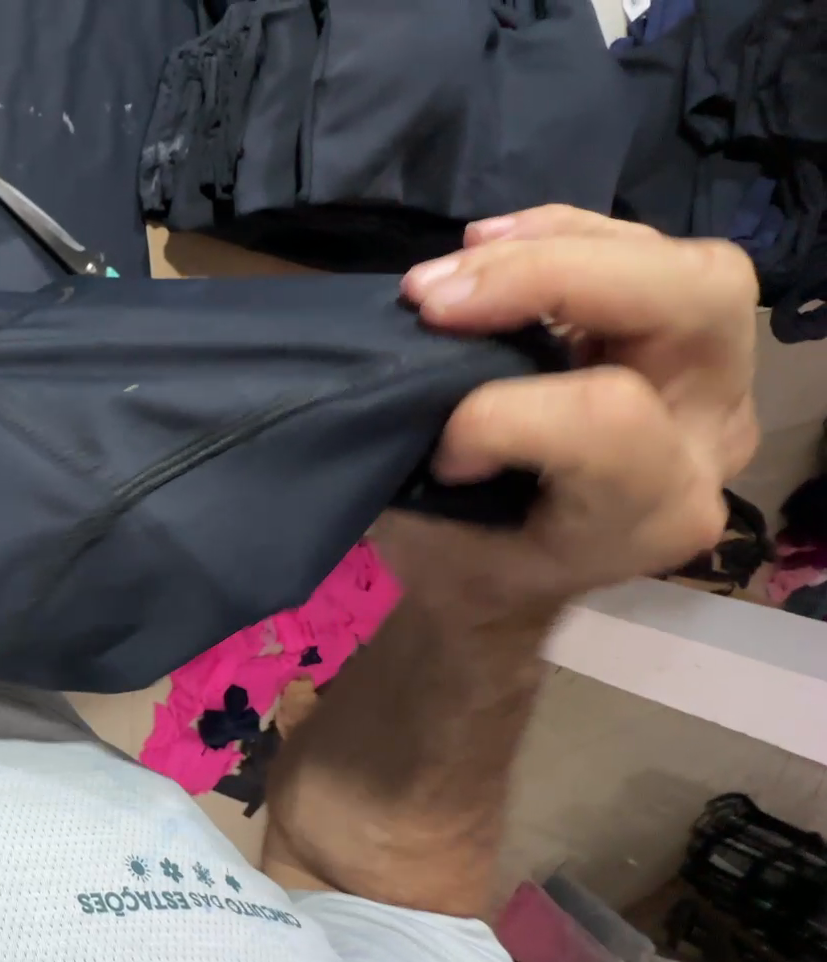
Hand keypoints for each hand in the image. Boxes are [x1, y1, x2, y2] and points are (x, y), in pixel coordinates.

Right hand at [386, 205, 759, 619]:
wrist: (500, 578)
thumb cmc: (458, 564)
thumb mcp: (427, 538)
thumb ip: (424, 460)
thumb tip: (401, 374)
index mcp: (647, 511)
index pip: (605, 419)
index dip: (497, 417)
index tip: (438, 456)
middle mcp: (707, 438)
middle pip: (690, 304)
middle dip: (550, 277)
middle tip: (428, 298)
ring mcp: (708, 384)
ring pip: (682, 265)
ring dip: (550, 247)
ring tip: (446, 267)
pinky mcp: (676, 347)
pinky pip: (651, 256)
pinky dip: (562, 233)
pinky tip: (486, 241)